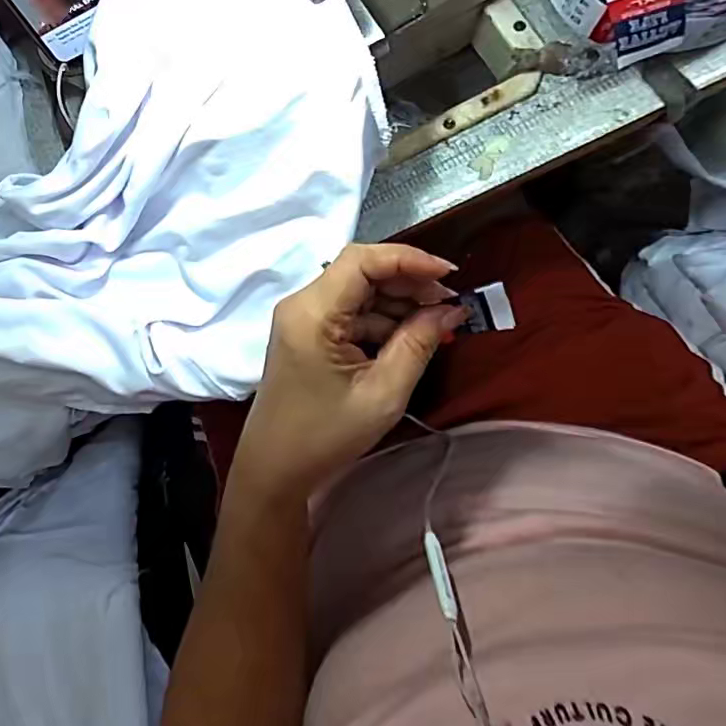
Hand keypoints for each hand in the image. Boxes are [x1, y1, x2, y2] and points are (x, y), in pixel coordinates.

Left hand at [229, 244, 469, 501]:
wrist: (275, 466)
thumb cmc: (325, 435)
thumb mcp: (382, 394)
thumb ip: (418, 344)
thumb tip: (450, 309)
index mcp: (312, 312)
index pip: (361, 260)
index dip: (408, 259)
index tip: (449, 275)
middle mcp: (302, 303)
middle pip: (361, 271)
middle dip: (408, 282)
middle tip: (450, 304)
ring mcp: (302, 316)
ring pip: (358, 289)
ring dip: (399, 301)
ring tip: (438, 321)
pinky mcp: (308, 330)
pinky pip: (350, 311)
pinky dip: (382, 318)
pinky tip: (411, 335)